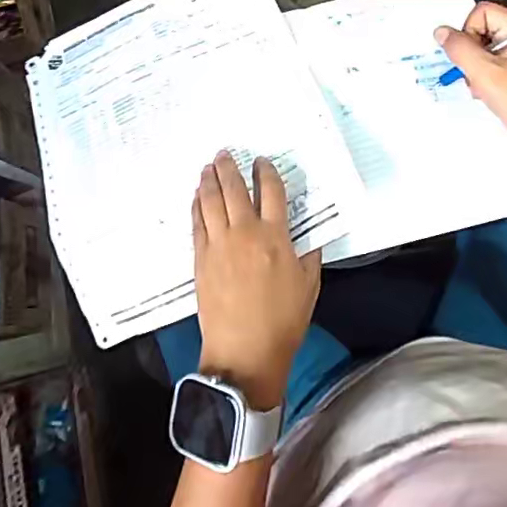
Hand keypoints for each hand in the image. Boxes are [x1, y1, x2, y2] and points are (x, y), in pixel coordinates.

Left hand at [191, 151, 320, 409]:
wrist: (244, 352)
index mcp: (275, 237)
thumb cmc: (283, 320)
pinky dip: (197, 206)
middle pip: (234, 190)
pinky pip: (197, 223)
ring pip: (210, 202)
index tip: (261, 161)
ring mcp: (218, 245)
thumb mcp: (309, 284)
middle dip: (230, 167)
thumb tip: (309, 237)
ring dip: (209, 181)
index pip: (271, 191)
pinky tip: (197, 197)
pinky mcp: (200, 259)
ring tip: (208, 167)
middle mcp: (245, 233)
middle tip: (225, 153)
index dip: (266, 171)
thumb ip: (309, 254)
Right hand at [436, 2, 506, 152]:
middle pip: (482, 29)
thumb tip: (442, 32)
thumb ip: (459, 49)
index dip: (469, 33)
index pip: (482, 12)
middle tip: (478, 75)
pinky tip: (489, 92)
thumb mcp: (484, 73)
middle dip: (472, 54)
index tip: (473, 58)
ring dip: (477, 68)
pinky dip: (485, 76)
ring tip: (485, 87)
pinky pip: (493, 62)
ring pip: (484, 48)